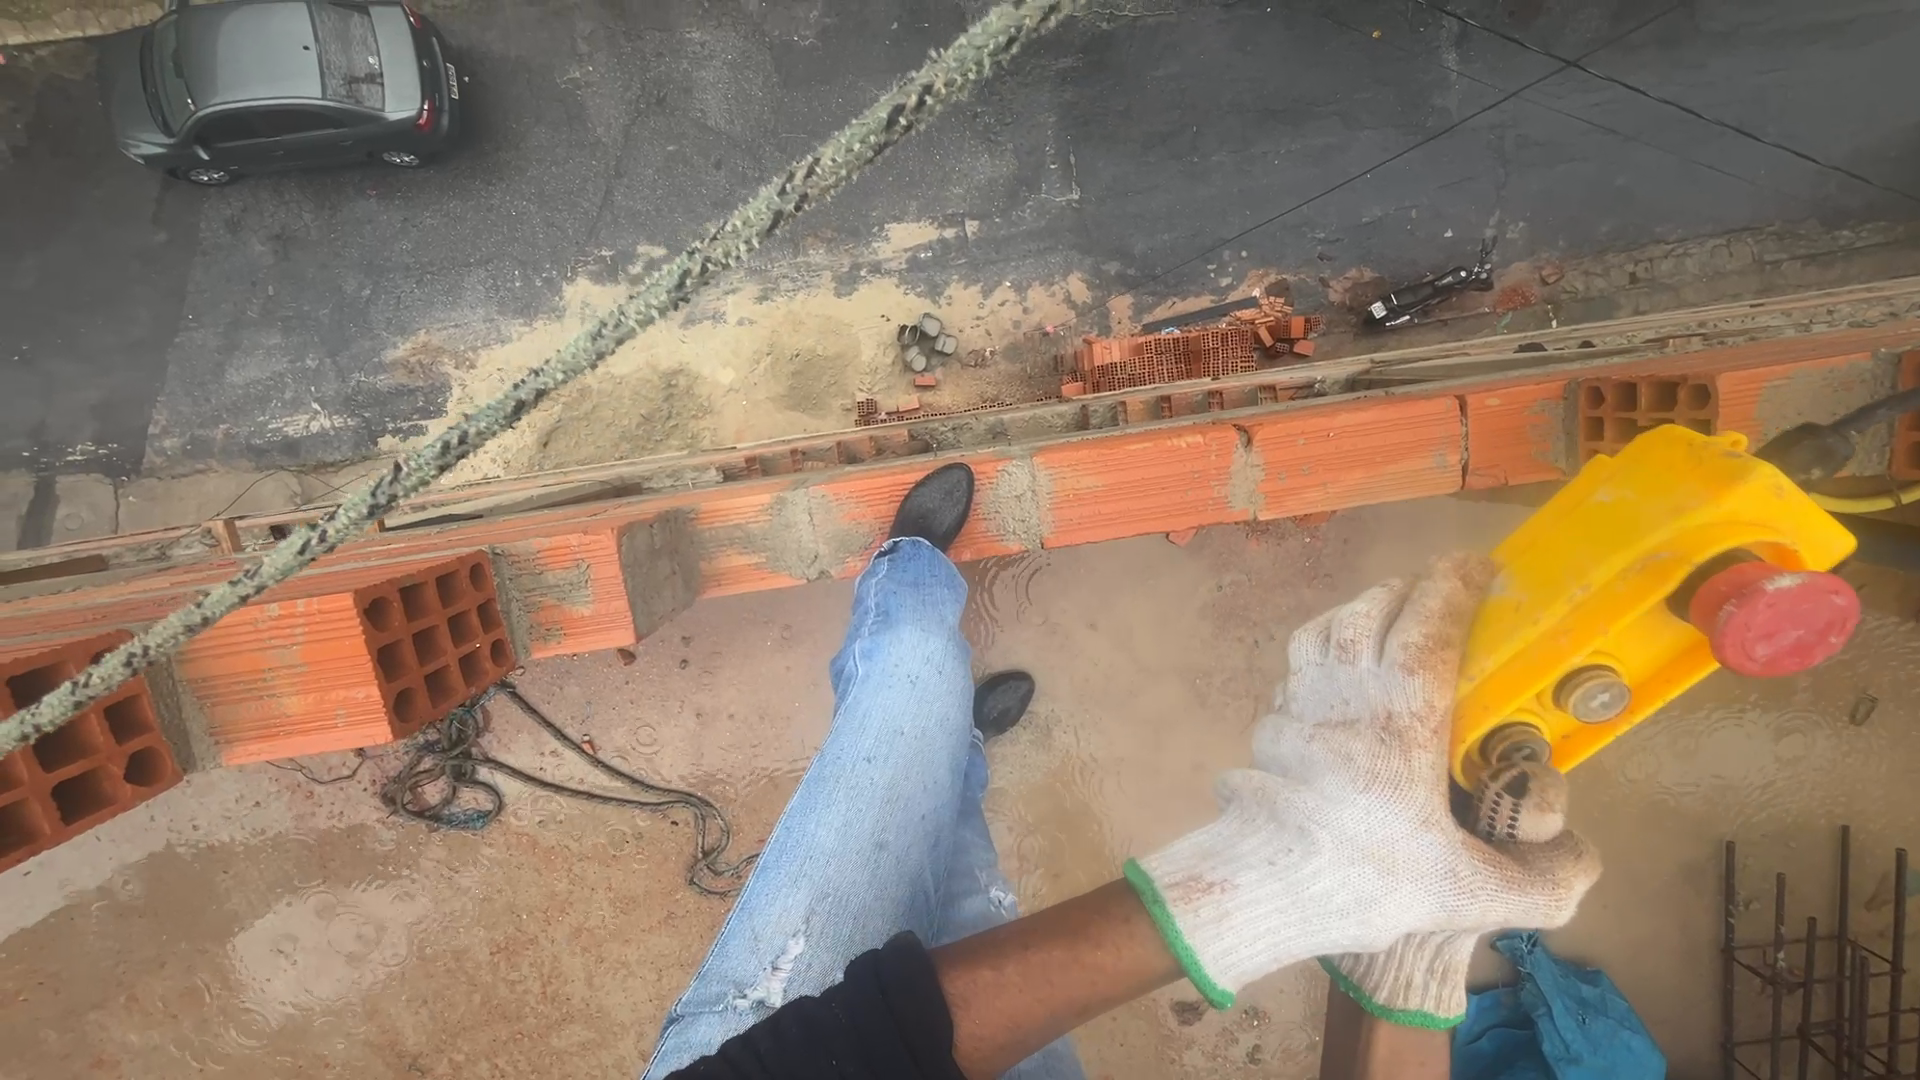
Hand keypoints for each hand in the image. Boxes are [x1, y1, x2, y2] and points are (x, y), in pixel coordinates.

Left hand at [1123, 554, 1599, 1007]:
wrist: (1271, 879)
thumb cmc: (1372, 874)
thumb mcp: (1478, 891)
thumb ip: (1546, 878)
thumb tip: (1579, 853)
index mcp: (1401, 713)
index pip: (1428, 626)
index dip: (1453, 587)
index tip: (1475, 566)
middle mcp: (1344, 690)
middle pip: (1369, 611)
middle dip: (1405, 588)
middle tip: (1432, 585)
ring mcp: (1296, 700)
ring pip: (1321, 628)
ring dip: (1354, 609)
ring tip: (1379, 613)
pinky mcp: (1267, 720)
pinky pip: (1294, 665)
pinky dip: (1318, 650)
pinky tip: (1331, 670)